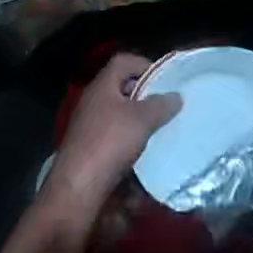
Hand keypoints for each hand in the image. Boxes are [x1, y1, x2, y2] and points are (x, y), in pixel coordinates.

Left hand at [44, 52, 181, 214]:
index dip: (145, 65)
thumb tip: (175, 96)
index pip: (124, 61)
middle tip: (167, 105)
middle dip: (146, 95)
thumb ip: (161, 105)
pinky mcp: (91, 150)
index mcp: (102, 87)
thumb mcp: (141, 120)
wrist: (77, 190)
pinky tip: (146, 152)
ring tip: (161, 129)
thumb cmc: (109, 144)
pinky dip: (131, 141)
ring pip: (120, 114)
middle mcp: (93, 102)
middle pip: (122, 88)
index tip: (166, 81)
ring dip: (140, 120)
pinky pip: (116, 136)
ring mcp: (89, 127)